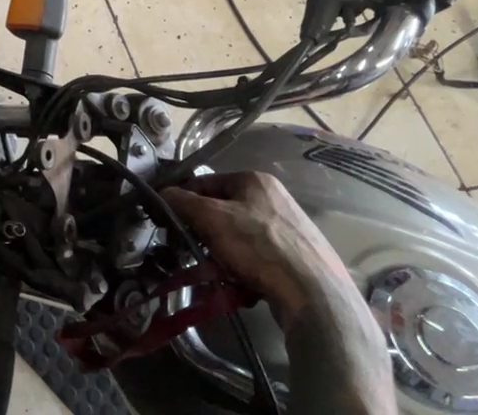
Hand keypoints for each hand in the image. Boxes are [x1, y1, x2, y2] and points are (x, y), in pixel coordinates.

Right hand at [161, 171, 354, 329]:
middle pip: (222, 212)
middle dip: (205, 233)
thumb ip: (179, 200)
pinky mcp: (301, 259)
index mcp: (255, 180)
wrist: (316, 297)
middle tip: (194, 251)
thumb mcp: (209, 217)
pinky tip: (242, 284)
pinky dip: (245, 269)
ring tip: (218, 273)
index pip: (204, 182)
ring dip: (222, 254)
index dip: (183, 201)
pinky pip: (259, 258)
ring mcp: (292, 230)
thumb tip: (161, 193)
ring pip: (239, 237)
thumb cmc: (258, 246)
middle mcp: (276, 199)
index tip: (170, 223)